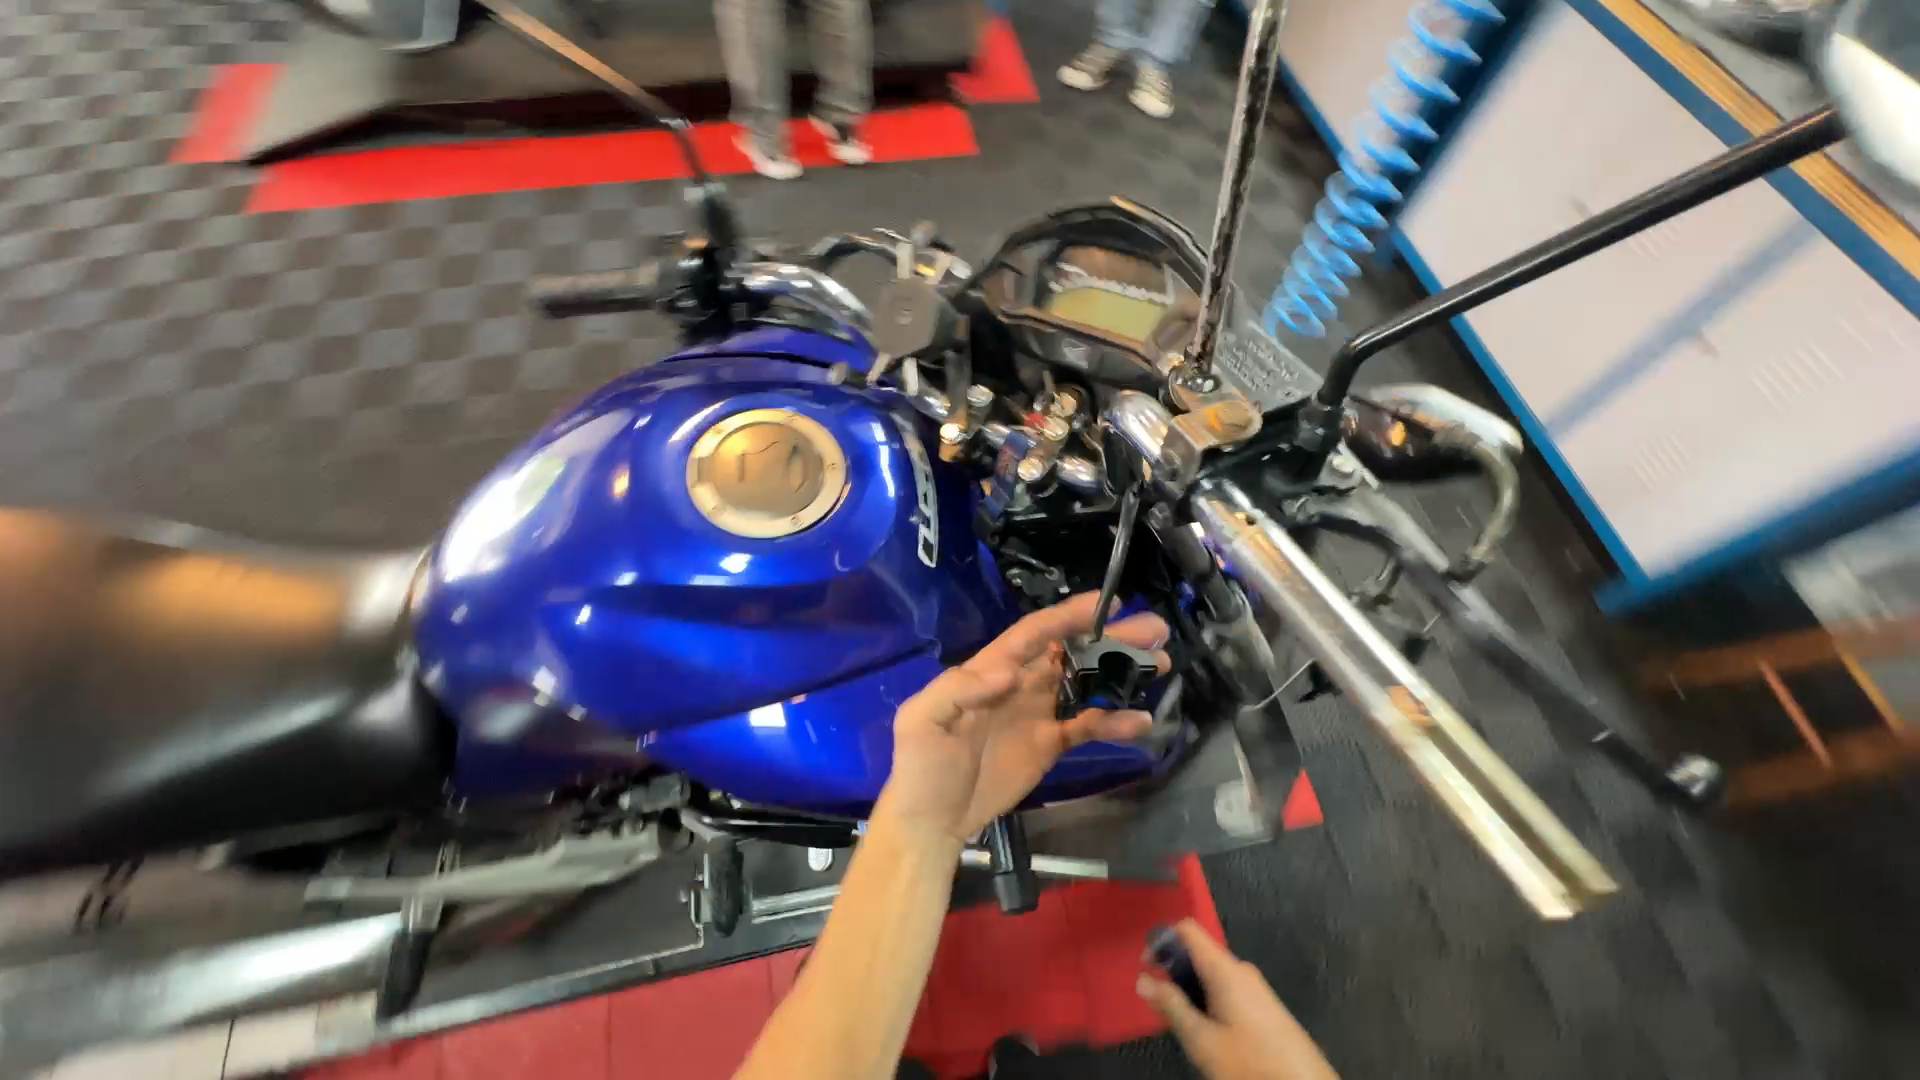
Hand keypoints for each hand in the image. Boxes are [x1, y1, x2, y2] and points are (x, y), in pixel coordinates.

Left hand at [875, 592, 1169, 843]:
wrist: (932, 820)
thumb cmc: (921, 766)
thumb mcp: (923, 720)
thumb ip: (961, 689)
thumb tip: (1012, 671)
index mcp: (990, 668)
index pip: (1035, 634)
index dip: (1069, 616)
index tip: (1107, 603)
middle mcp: (1020, 683)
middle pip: (1070, 651)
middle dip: (1109, 637)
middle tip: (1153, 629)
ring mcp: (1037, 714)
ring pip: (1085, 683)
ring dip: (1120, 672)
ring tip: (1160, 662)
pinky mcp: (1049, 745)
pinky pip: (1086, 726)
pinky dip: (1113, 722)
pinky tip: (1140, 721)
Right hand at [1136, 920, 1338, 1079]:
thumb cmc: (1252, 1064)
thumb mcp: (1203, 1041)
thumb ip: (1172, 1007)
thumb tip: (1142, 979)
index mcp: (1225, 969)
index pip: (1188, 929)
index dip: (1162, 940)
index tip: (1148, 968)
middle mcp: (1242, 970)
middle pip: (1199, 954)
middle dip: (1175, 973)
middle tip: (1163, 1008)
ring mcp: (1257, 988)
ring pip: (1213, 975)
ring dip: (1192, 992)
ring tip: (1187, 1027)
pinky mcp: (1266, 1007)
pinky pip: (1228, 990)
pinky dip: (1210, 1002)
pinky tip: (1212, 1036)